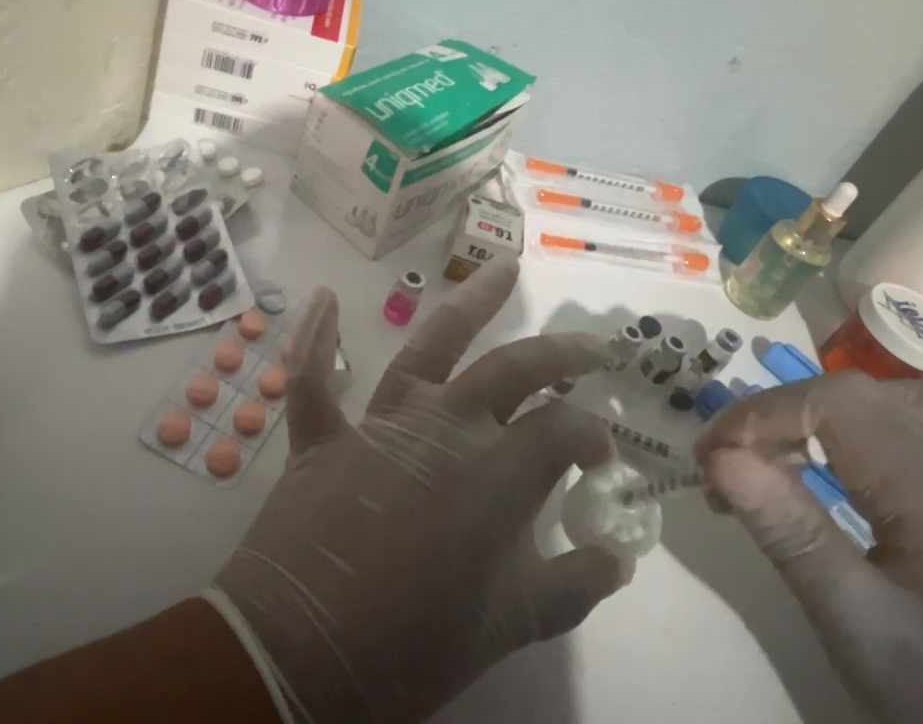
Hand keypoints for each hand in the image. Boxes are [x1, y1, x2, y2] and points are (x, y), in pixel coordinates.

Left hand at [211, 260, 628, 723]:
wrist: (303, 655)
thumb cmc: (416, 641)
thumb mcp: (513, 624)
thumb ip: (573, 587)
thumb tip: (619, 562)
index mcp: (499, 470)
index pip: (565, 432)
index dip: (593, 441)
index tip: (602, 464)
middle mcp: (447, 426)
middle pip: (516, 369)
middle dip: (564, 355)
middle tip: (595, 349)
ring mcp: (383, 424)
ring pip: (430, 347)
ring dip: (467, 303)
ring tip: (501, 268)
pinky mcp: (325, 437)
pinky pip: (313, 379)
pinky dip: (314, 338)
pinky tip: (324, 296)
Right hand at [695, 372, 922, 723]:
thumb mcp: (860, 624)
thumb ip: (791, 533)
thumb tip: (719, 457)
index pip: (833, 401)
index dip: (760, 414)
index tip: (708, 459)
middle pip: (857, 396)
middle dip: (779, 417)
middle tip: (727, 468)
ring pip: (887, 408)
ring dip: (816, 423)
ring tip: (774, 468)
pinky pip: (914, 436)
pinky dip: (855, 440)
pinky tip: (838, 483)